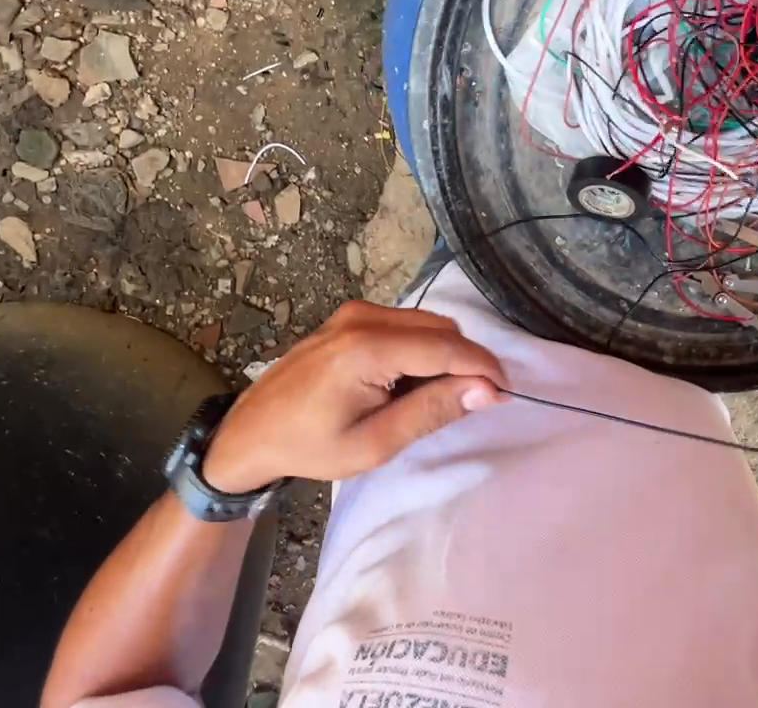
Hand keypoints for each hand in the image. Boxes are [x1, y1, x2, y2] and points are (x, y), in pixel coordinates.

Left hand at [200, 302, 506, 492]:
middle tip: (466, 404)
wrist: (251, 431)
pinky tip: (404, 382)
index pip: (446, 346)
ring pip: (425, 322)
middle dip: (464, 361)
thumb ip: (432, 410)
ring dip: (442, 354)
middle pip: (440, 327)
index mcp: (368, 347)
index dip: (483, 367)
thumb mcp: (375, 442)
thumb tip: (486, 390)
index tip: (506, 394)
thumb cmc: (311, 446)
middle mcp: (364, 316)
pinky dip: (420, 347)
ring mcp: (355, 311)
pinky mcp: (350, 314)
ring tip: (428, 398)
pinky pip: (405, 323)